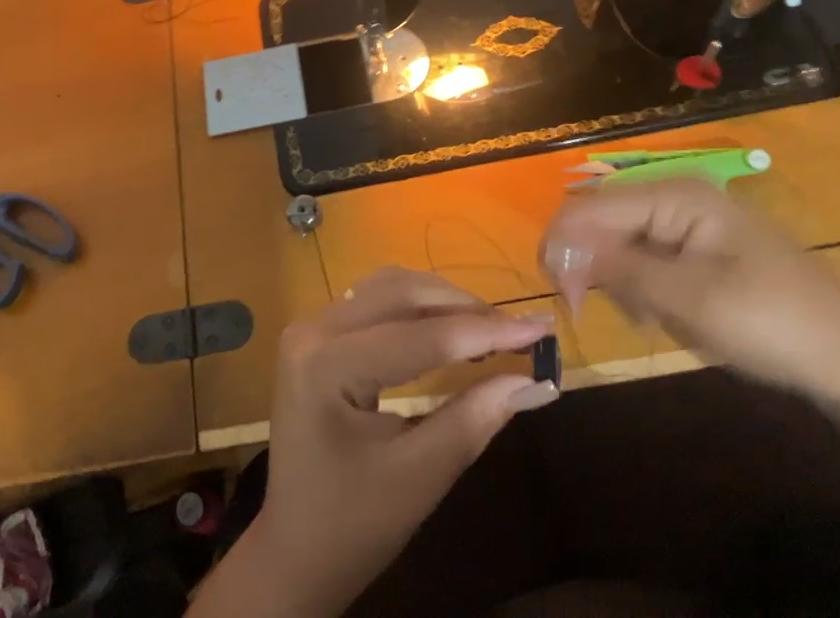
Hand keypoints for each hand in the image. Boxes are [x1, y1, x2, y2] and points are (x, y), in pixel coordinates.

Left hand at [241, 269, 558, 615]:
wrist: (296, 549)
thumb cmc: (355, 522)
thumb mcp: (421, 474)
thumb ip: (476, 417)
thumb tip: (537, 379)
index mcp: (326, 366)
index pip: (420, 335)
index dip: (487, 330)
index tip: (544, 328)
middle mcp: (311, 333)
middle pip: (399, 292)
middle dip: (463, 307)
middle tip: (519, 330)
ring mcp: (308, 332)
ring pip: (387, 290)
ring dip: (441, 302)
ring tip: (491, 330)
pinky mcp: (316, 341)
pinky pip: (372, 305)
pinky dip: (417, 310)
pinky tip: (450, 331)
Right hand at [540, 179, 839, 395]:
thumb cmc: (773, 323)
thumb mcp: (688, 298)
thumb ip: (618, 268)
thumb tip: (557, 248)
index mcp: (674, 195)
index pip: (586, 208)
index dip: (563, 249)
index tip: (568, 302)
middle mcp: (676, 197)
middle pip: (598, 221)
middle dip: (591, 267)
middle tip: (607, 314)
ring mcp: (688, 223)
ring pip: (616, 244)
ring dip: (616, 283)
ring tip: (648, 320)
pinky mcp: (698, 250)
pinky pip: (644, 261)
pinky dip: (639, 290)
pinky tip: (661, 316)